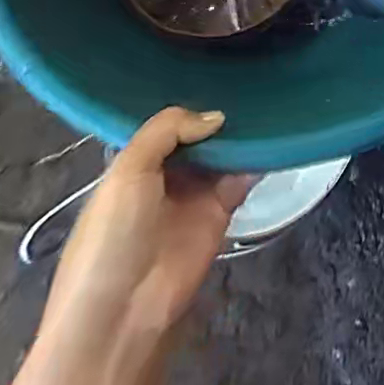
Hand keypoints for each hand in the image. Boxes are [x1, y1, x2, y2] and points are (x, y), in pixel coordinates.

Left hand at [14, 108, 254, 384]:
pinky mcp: (220, 211)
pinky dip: (256, 160)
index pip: (165, 126)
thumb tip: (216, 117)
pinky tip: (270, 138)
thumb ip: (166, 131)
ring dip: (239, 136)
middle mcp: (165, 175)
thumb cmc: (113, 234)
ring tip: (264, 104)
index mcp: (134, 165)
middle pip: (197, 138)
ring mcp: (194, 194)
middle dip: (217, 117)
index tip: (216, 77)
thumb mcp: (127, 171)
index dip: (187, 106)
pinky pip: (242, 178)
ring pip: (222, 154)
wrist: (125, 307)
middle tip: (247, 85)